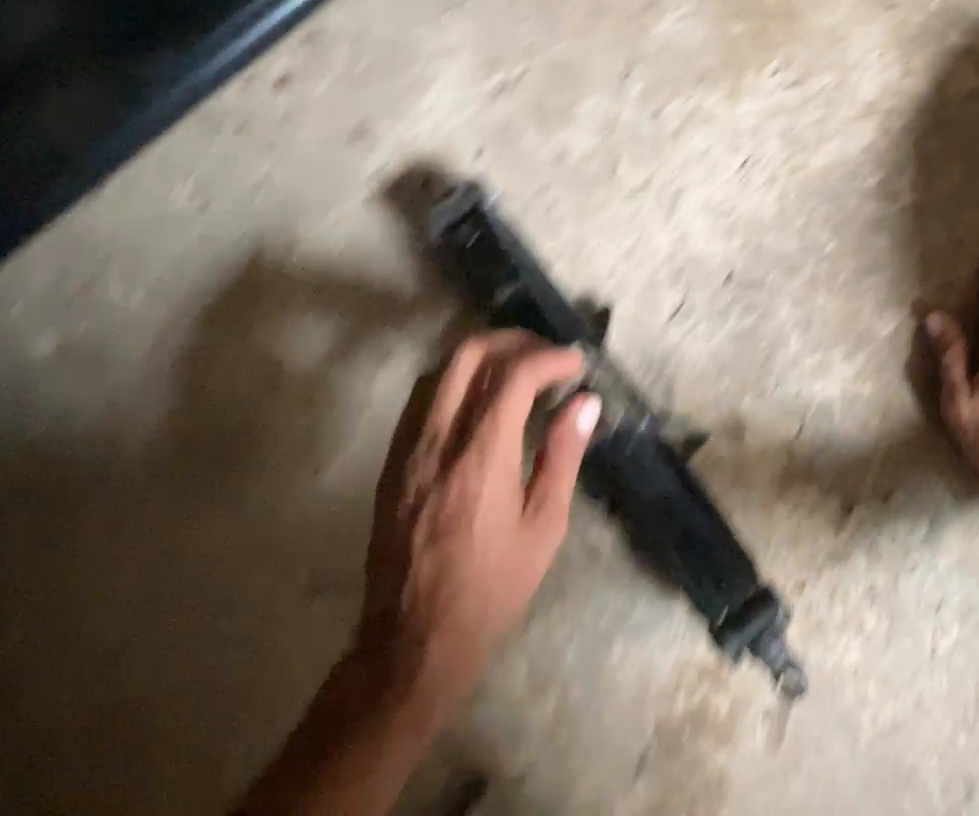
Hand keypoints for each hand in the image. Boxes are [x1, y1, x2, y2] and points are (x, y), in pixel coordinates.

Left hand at [354, 330, 599, 717]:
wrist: (415, 637)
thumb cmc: (494, 586)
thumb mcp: (545, 526)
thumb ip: (563, 456)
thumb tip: (586, 402)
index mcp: (482, 458)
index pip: (514, 377)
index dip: (550, 358)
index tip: (576, 365)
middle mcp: (438, 441)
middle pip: (467, 356)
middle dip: (513, 341)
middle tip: (547, 356)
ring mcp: (407, 451)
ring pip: (440, 372)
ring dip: (483, 357)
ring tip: (519, 372)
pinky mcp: (392, 464)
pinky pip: (423, 401)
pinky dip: (457, 383)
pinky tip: (482, 403)